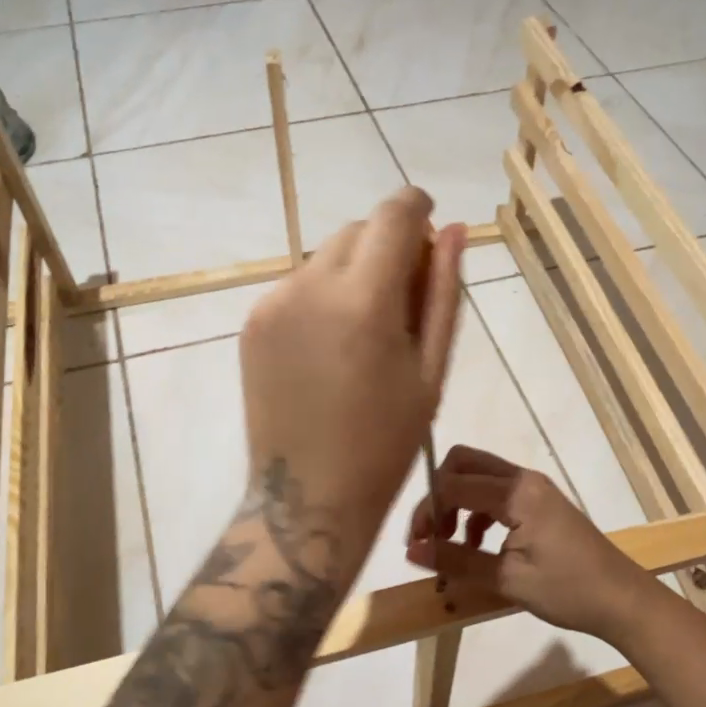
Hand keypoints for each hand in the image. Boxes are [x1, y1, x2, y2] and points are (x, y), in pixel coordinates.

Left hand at [240, 187, 464, 546]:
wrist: (308, 497)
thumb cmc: (386, 444)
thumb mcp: (430, 371)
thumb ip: (443, 293)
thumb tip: (454, 229)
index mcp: (364, 302)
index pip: (395, 214)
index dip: (418, 208)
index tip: (430, 229)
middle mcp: (310, 288)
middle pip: (357, 231)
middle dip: (387, 247)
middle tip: (405, 302)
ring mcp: (272, 304)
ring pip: (325, 257)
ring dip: (354, 274)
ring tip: (366, 336)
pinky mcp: (252, 324)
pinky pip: (297, 287)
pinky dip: (322, 299)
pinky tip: (332, 350)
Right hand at [405, 446, 662, 641]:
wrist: (621, 599)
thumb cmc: (566, 590)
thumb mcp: (506, 579)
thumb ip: (456, 560)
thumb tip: (411, 552)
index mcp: (516, 493)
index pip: (453, 485)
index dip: (426, 511)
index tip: (414, 545)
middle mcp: (524, 479)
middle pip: (464, 464)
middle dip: (438, 494)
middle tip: (430, 533)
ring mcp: (535, 488)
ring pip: (480, 476)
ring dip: (457, 503)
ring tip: (449, 544)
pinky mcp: (541, 503)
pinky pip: (497, 493)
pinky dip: (477, 512)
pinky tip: (477, 546)